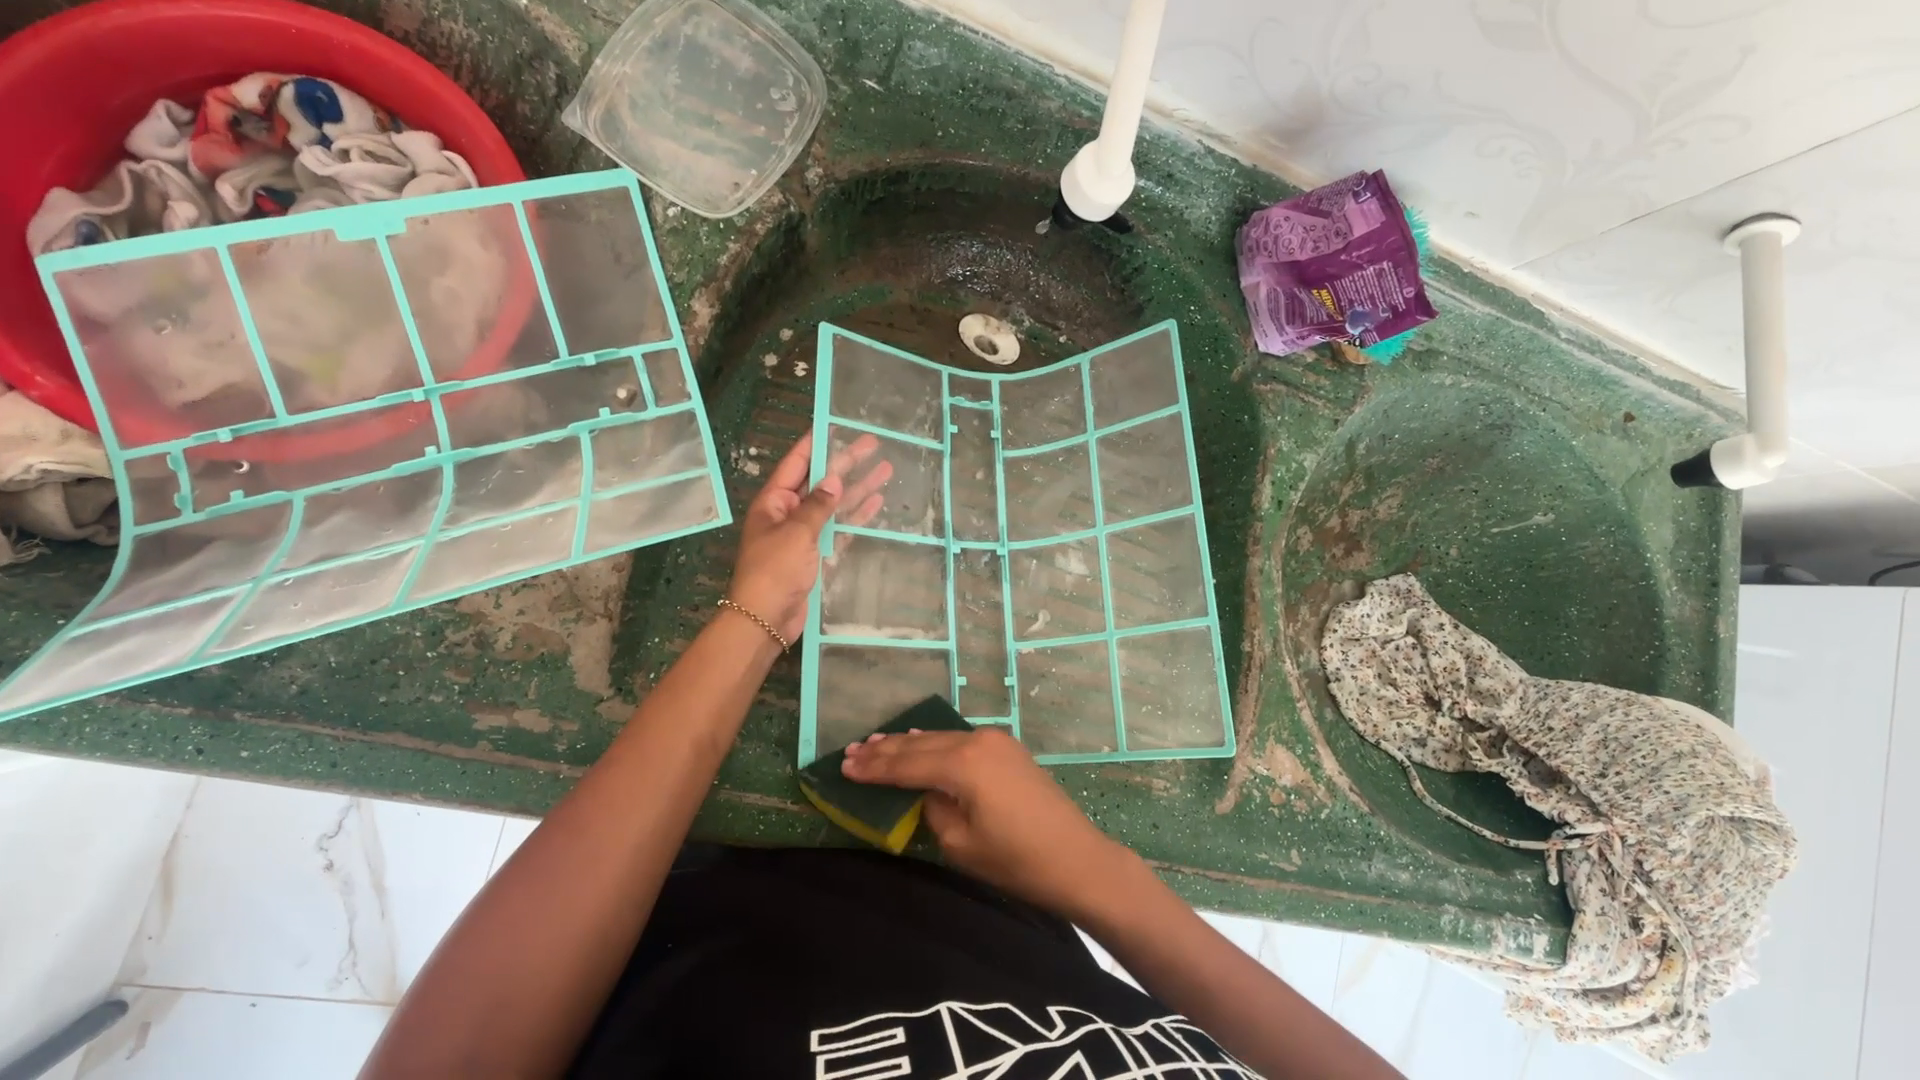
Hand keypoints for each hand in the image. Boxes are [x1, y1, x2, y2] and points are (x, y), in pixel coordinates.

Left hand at [727, 432, 890, 642]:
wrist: (765, 618)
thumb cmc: (774, 570)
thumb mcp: (796, 533)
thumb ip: (818, 506)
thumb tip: (833, 480)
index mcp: (774, 501)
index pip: (796, 463)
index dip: (816, 443)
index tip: (836, 424)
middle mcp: (788, 513)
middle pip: (820, 482)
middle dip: (846, 464)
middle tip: (873, 444)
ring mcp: (803, 535)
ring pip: (834, 505)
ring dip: (858, 489)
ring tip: (885, 470)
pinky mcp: (817, 556)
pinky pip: (840, 530)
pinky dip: (856, 517)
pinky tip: (876, 503)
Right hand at [841, 727, 1137, 919]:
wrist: (1078, 860)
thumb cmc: (1016, 861)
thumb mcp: (960, 843)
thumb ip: (933, 809)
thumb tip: (928, 793)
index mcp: (963, 763)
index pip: (907, 764)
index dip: (874, 768)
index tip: (843, 766)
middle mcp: (978, 741)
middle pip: (921, 744)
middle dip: (885, 750)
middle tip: (851, 751)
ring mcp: (997, 742)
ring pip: (941, 738)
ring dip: (908, 743)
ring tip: (874, 744)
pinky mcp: (1009, 751)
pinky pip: (960, 741)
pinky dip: (934, 744)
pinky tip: (917, 742)